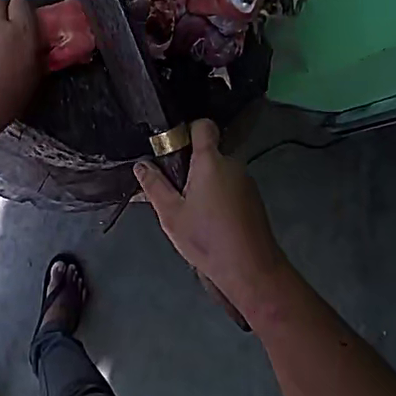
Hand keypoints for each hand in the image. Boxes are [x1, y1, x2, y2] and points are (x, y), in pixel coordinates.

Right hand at [133, 120, 289, 304]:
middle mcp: (232, 164)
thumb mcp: (171, 214)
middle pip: (208, 154)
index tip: (172, 151)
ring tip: (191, 215)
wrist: (251, 269)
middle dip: (190, 168)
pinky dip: (218, 198)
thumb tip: (141, 165)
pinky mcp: (254, 199)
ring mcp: (246, 182)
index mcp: (210, 162)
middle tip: (174, 195)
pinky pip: (230, 188)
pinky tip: (209, 224)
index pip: (202, 126)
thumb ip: (154, 186)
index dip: (187, 131)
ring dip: (204, 186)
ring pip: (218, 173)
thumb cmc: (207, 238)